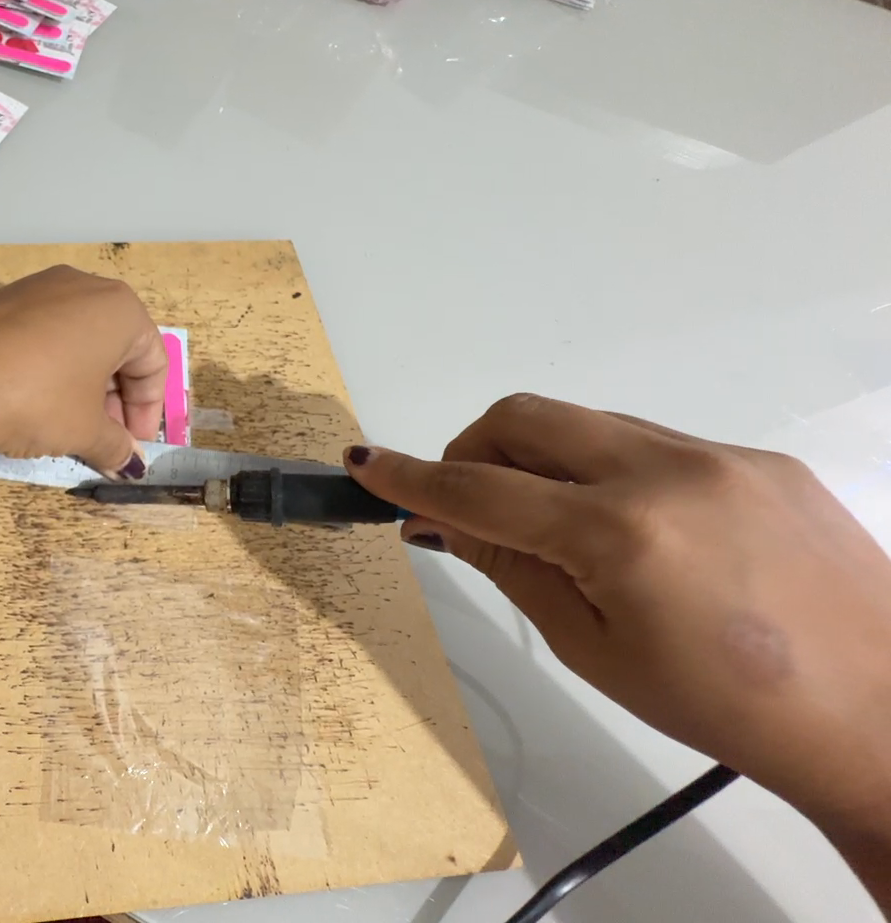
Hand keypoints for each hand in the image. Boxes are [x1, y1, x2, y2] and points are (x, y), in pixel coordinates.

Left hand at [0, 265, 165, 477]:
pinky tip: (30, 404)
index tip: (134, 446)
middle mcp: (80, 285)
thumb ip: (115, 445)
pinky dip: (46, 369)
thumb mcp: (83, 430)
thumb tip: (129, 461)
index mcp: (118, 307)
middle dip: (114, 399)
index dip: (148, 411)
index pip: (152, 362)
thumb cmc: (34, 400)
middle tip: (103, 440)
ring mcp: (35, 289)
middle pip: (114, 348)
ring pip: (75, 341)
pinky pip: (39, 337)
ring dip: (81, 386)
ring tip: (66, 427)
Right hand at [345, 394, 890, 824]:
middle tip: (470, 503)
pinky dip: (598, 468)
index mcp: (621, 534)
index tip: (361, 461)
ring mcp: (723, 458)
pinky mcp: (760, 461)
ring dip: (535, 458)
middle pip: (522, 417)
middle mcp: (670, 473)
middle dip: (472, 449)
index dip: (408, 475)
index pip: (478, 487)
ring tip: (554, 522)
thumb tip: (431, 519)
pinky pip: (642, 440)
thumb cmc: (720, 705)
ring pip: (580, 423)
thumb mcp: (587, 643)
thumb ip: (502, 563)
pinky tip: (631, 526)